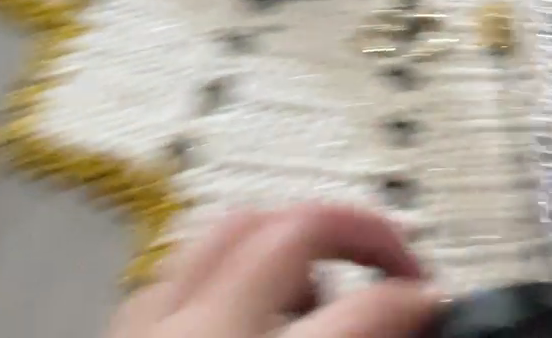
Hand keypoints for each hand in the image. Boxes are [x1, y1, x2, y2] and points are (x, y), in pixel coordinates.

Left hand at [109, 205, 441, 337]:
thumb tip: (408, 317)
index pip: (362, 307)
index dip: (415, 296)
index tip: (436, 301)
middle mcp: (193, 335)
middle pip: (294, 225)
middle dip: (358, 230)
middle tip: (392, 264)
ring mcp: (143, 332)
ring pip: (228, 230)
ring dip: (290, 239)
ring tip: (321, 285)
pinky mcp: (116, 337)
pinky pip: (177, 272)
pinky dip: (227, 270)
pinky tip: (249, 311)